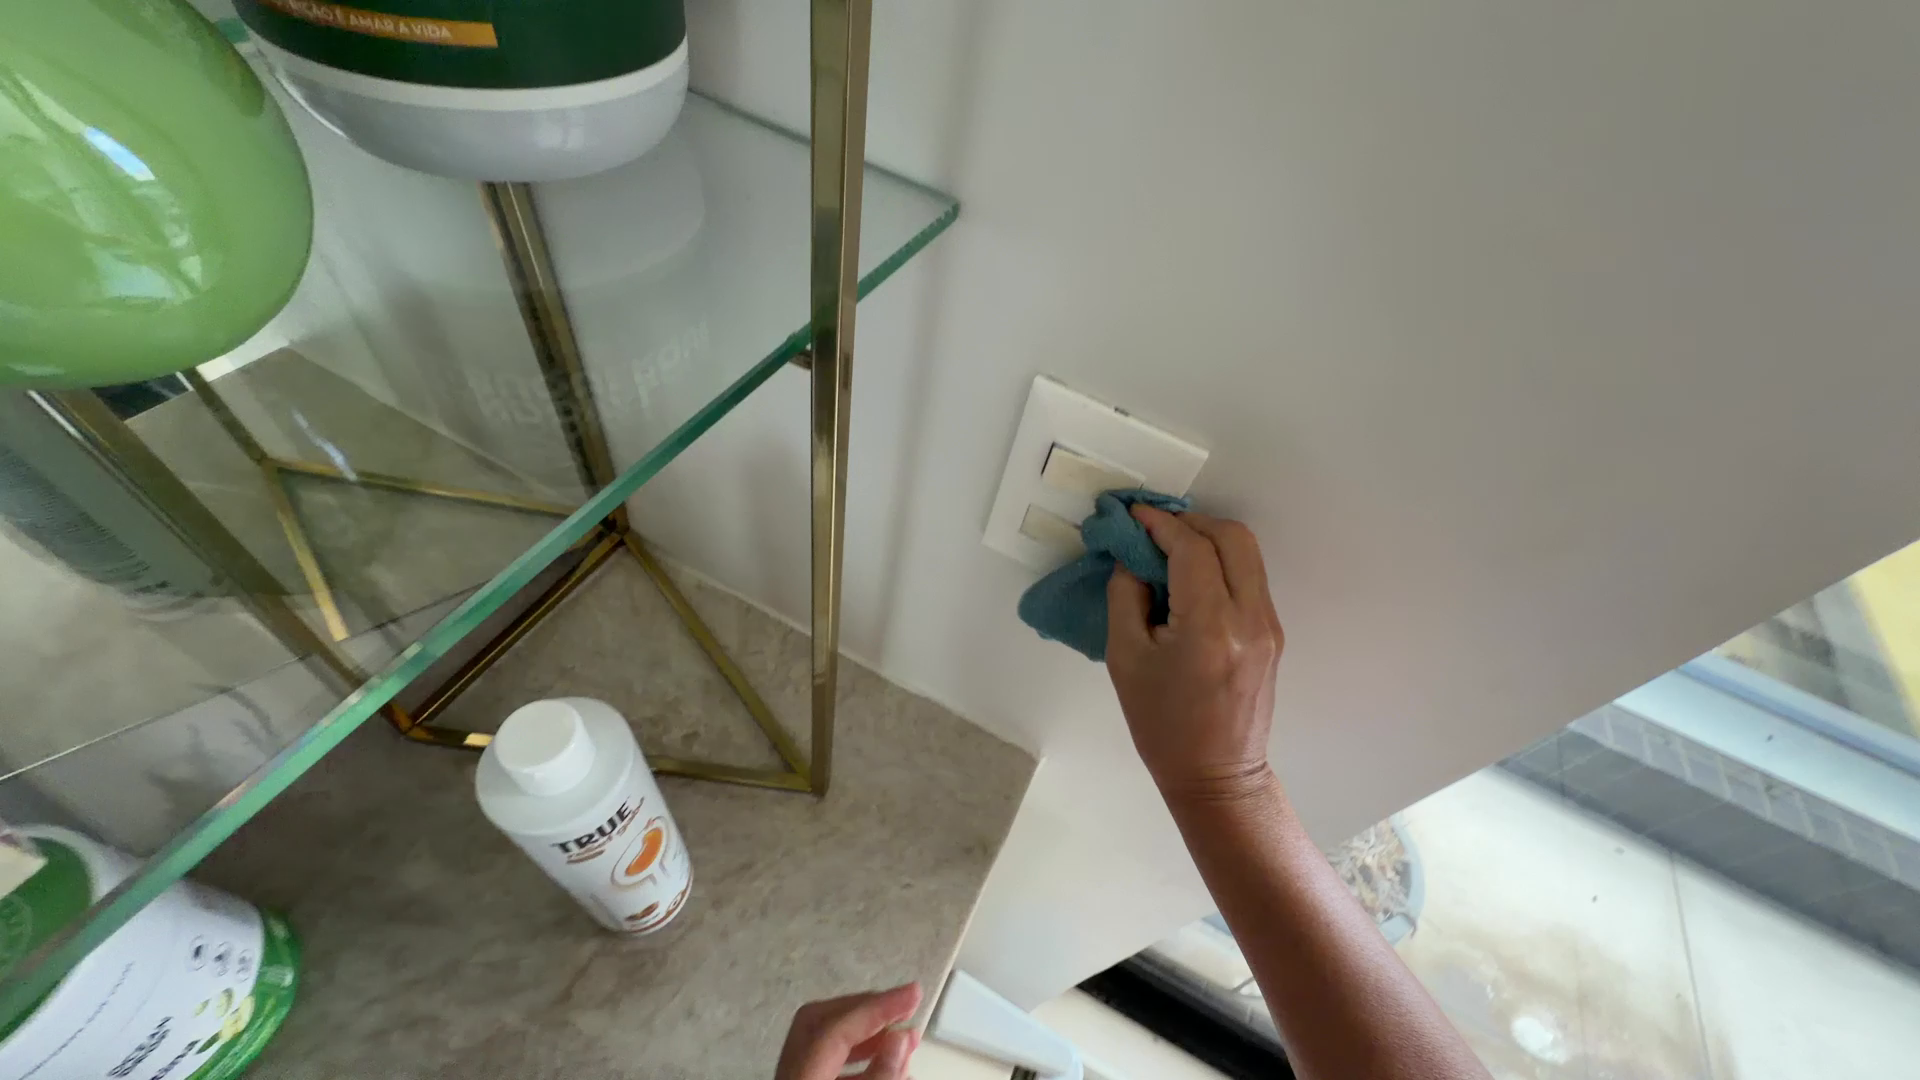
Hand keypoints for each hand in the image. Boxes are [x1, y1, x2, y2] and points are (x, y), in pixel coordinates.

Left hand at [774, 983, 921, 1079]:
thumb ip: (879, 1076)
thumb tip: (901, 1037)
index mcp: (797, 1076)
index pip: (834, 1028)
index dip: (876, 1007)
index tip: (914, 992)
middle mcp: (788, 1071)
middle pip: (820, 1018)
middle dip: (866, 1008)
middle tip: (906, 1005)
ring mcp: (792, 1077)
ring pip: (823, 1040)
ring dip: (867, 1032)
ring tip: (907, 1035)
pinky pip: (825, 1063)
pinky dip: (858, 1057)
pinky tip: (889, 1061)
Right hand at [1107, 507, 1283, 801]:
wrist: (1215, 776)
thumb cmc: (1161, 723)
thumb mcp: (1125, 658)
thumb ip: (1126, 596)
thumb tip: (1132, 558)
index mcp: (1210, 627)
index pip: (1192, 549)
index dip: (1160, 524)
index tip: (1132, 515)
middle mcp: (1250, 618)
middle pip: (1232, 537)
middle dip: (1190, 522)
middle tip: (1153, 530)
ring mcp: (1269, 625)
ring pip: (1246, 553)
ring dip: (1207, 539)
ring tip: (1168, 548)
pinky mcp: (1272, 633)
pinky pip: (1248, 577)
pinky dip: (1219, 562)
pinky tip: (1188, 576)